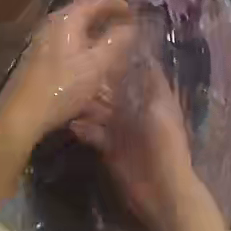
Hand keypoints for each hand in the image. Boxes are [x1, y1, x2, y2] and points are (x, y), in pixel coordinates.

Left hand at [0, 0, 136, 148]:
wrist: (26, 111)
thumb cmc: (64, 86)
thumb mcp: (96, 66)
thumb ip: (115, 42)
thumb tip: (131, 25)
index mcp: (67, 19)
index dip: (117, 2)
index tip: (135, 13)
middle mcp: (54, 21)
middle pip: (85, 9)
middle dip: (107, 15)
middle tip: (128, 26)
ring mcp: (46, 36)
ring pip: (76, 24)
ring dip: (96, 28)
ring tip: (115, 40)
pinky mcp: (42, 52)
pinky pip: (69, 37)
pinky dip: (85, 40)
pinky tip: (94, 56)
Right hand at [71, 60, 206, 230]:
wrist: (162, 190)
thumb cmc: (164, 143)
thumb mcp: (160, 106)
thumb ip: (150, 82)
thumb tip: (144, 52)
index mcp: (151, 98)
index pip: (134, 72)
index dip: (119, 58)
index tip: (96, 40)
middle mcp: (134, 109)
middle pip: (111, 89)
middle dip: (94, 80)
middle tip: (71, 67)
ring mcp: (120, 128)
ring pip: (98, 109)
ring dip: (84, 104)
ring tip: (66, 94)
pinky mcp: (108, 146)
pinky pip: (91, 131)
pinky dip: (82, 127)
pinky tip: (71, 122)